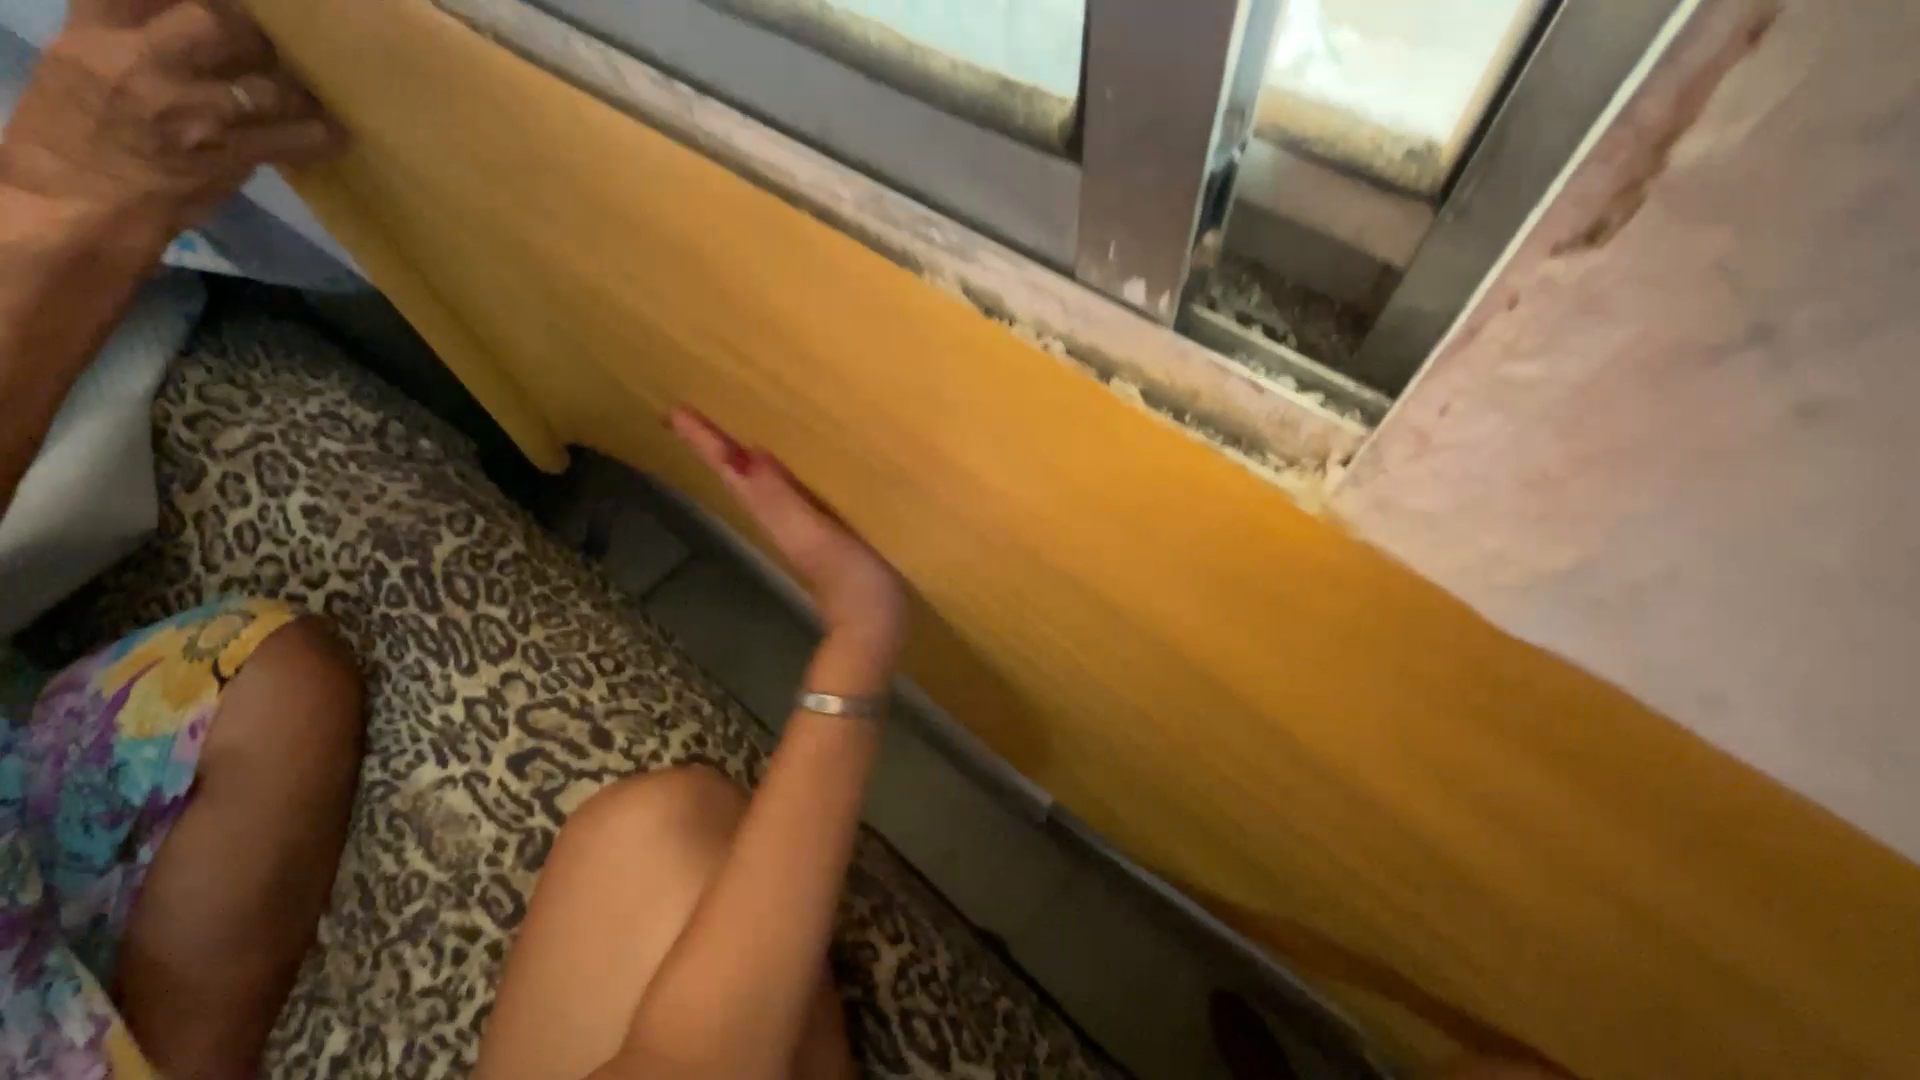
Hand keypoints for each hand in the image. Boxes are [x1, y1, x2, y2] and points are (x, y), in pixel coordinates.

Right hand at [2, 0, 343, 234]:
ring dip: (300, 88)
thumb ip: (130, 30)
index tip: (240, 6)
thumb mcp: (83, 61)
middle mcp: (146, 62)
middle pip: (219, 22)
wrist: (78, 201)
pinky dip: (321, 135)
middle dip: (257, 32)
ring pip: (268, 82)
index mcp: (98, 31)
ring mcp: (192, 109)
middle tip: (282, 45)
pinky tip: (335, 133)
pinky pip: (294, 137)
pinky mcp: (230, 153)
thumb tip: (186, 11)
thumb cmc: (75, 131)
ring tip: (316, 91)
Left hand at [669, 408, 906, 664]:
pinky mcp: (821, 532)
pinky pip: (787, 491)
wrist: (873, 629)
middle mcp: (777, 517)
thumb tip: (747, 454)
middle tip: (689, 413)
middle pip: (735, 474)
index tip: (675, 411)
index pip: (729, 471)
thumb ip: (782, 500)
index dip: (705, 442)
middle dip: (714, 444)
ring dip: (739, 455)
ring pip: (757, 482)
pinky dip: (775, 470)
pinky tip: (784, 463)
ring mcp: (798, 526)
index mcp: (773, 514)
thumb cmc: (851, 581)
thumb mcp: (814, 538)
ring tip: (727, 428)